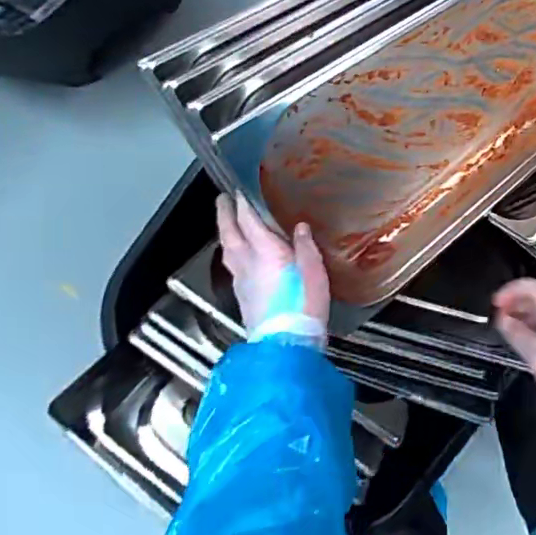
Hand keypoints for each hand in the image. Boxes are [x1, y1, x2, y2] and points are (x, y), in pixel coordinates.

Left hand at [216, 193, 330, 344]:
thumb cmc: (303, 306)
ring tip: (227, 223)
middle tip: (221, 200)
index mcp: (266, 253)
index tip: (240, 192)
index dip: (243, 206)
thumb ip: (305, 247)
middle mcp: (248, 264)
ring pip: (227, 250)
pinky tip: (236, 254)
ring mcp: (242, 281)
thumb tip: (300, 227)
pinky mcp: (243, 295)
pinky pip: (231, 264)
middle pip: (230, 235)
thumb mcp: (314, 270)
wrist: (286, 342)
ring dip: (224, 233)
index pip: (249, 223)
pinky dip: (231, 251)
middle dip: (224, 216)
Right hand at [493, 278, 535, 420]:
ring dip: (520, 315)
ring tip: (503, 327)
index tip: (494, 304)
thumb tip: (502, 318)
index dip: (511, 291)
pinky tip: (518, 339)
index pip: (532, 288)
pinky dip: (528, 327)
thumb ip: (518, 334)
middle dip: (514, 302)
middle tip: (495, 317)